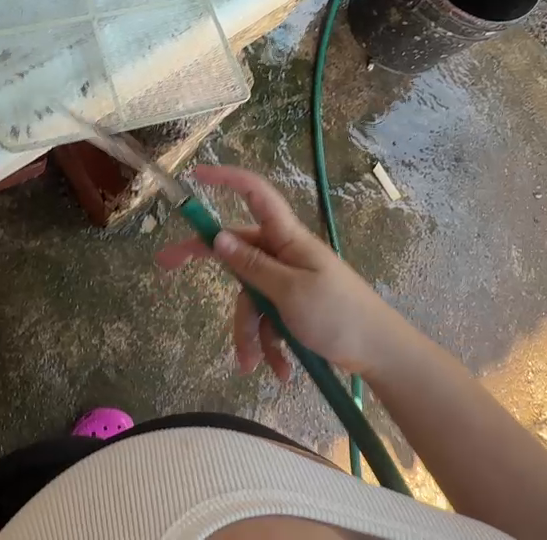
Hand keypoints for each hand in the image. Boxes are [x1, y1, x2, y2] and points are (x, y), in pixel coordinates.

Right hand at [156, 165, 399, 378]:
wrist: (382, 356)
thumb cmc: (341, 315)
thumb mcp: (291, 292)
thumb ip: (252, 266)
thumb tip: (218, 237)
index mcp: (287, 238)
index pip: (255, 194)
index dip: (226, 179)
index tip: (195, 175)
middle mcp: (283, 254)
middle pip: (236, 253)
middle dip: (207, 266)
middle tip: (164, 265)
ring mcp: (288, 281)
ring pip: (249, 296)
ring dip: (249, 333)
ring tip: (254, 366)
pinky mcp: (294, 307)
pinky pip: (267, 320)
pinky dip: (269, 346)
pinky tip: (280, 372)